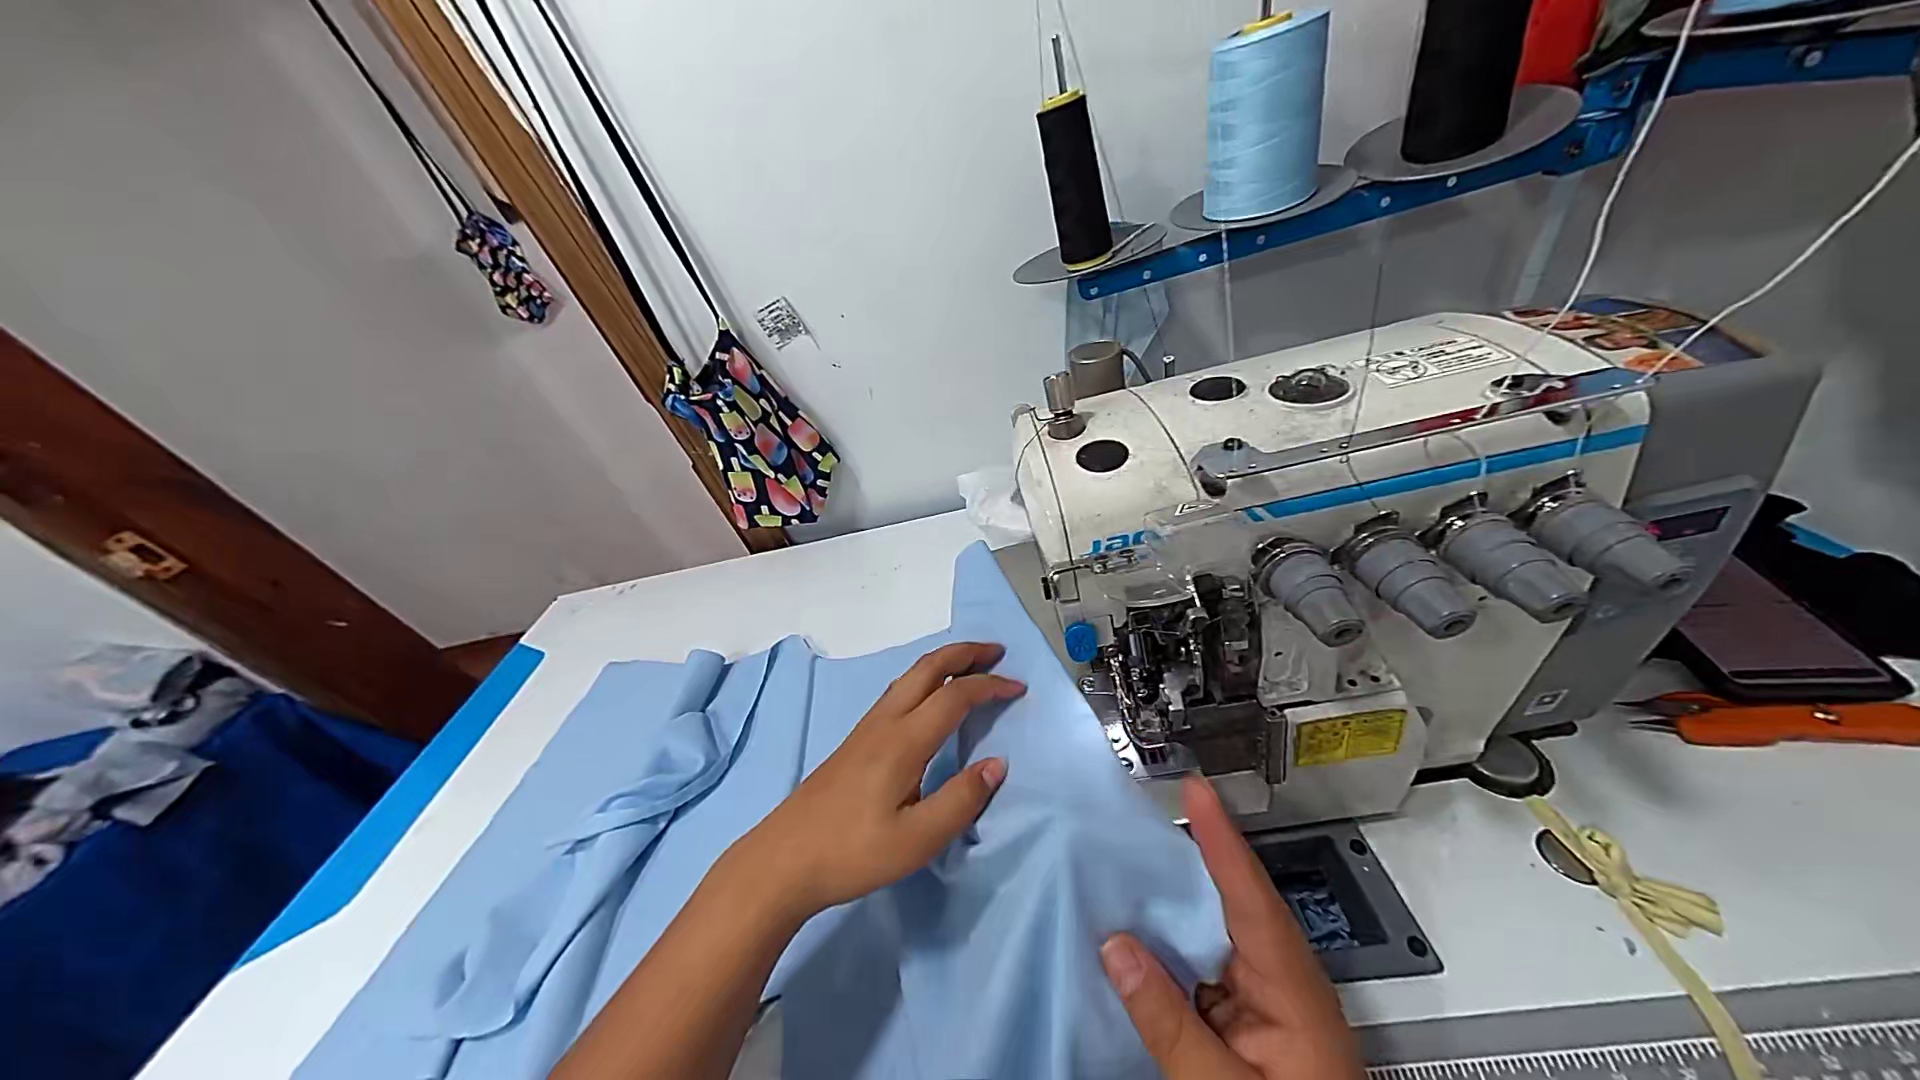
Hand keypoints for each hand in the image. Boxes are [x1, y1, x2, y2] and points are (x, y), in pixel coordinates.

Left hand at [733, 642, 1024, 922]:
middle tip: (997, 652)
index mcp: (904, 741)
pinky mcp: (855, 741)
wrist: (783, 860)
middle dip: (965, 653)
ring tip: (971, 667)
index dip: (990, 686)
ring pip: (909, 677)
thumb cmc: (852, 853)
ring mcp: (866, 729)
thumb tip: (997, 763)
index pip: (955, 696)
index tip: (1019, 688)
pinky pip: (898, 692)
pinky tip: (928, 698)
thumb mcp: (917, 839)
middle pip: (928, 668)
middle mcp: (885, 723)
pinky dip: (925, 679)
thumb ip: (961, 800)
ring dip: (943, 663)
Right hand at [1101, 776, 1363, 1078]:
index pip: (1252, 896)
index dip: (1220, 838)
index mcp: (1294, 993)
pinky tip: (1140, 928)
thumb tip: (1116, 948)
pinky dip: (1170, 935)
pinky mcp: (1248, 1018)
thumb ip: (1170, 1024)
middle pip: (1233, 900)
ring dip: (1176, 892)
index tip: (1196, 789)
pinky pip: (1202, 957)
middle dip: (1194, 850)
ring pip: (1215, 927)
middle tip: (1150, 808)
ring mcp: (1266, 1000)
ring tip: (1133, 852)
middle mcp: (1283, 984)